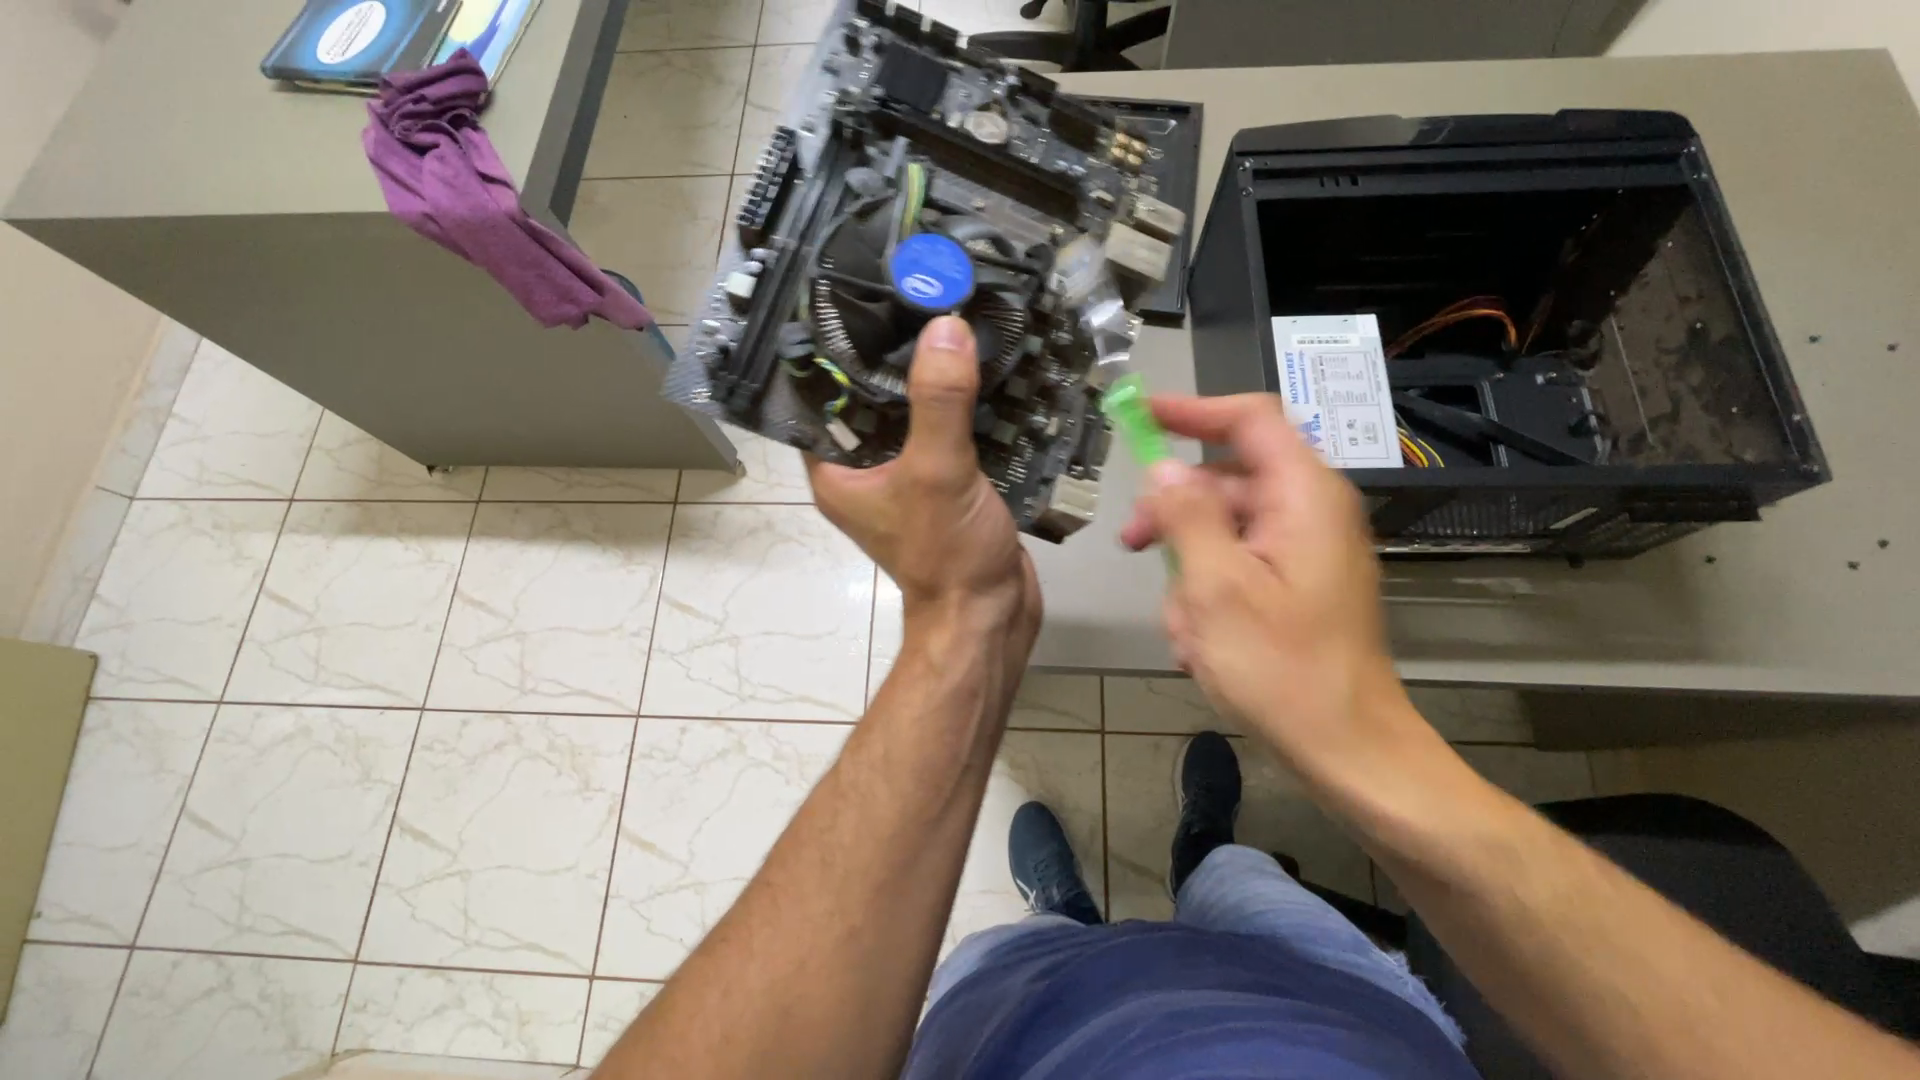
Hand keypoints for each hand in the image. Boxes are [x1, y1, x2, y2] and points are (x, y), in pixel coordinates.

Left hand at [807, 316, 1041, 636]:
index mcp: (837, 470)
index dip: (838, 350)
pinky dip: (967, 407)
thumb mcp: (937, 471)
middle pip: (875, 399)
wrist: (991, 615)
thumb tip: (944, 326)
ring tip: (958, 322)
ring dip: (938, 378)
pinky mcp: (947, 484)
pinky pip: (950, 433)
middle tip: (924, 299)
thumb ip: (940, 400)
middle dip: (899, 355)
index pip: (822, 395)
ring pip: (917, 414)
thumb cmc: (947, 554)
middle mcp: (865, 471)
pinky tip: (989, 370)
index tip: (864, 300)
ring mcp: (908, 478)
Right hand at [1120, 394, 1428, 785]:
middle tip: (1132, 545)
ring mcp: (1305, 552)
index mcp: (1303, 496)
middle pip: (1226, 479)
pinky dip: (1209, 595)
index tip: (1137, 416)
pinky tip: (1201, 645)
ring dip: (1188, 571)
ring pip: (1224, 530)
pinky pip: (1239, 567)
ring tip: (1185, 629)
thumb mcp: (1216, 588)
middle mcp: (1310, 513)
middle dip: (1175, 513)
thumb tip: (1163, 469)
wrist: (1348, 748)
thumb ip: (1186, 517)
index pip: (1248, 419)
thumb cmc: (1283, 668)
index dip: (1191, 410)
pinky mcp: (1298, 586)